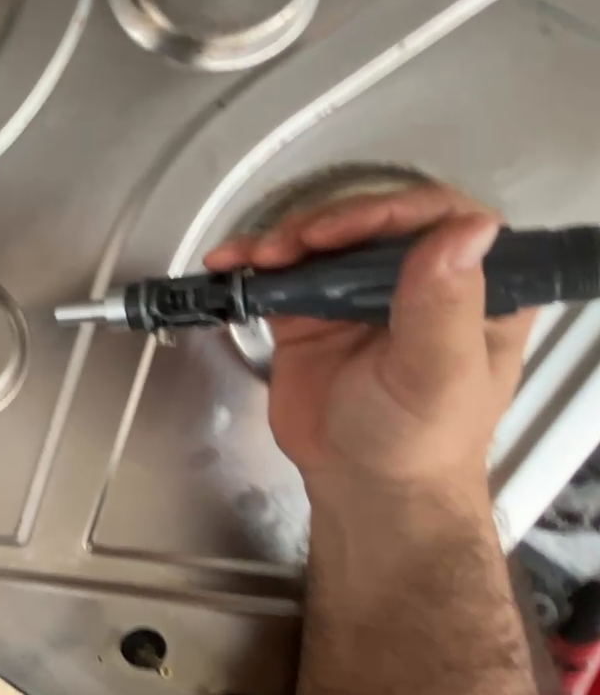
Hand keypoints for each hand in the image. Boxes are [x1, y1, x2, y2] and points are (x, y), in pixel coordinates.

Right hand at [203, 186, 533, 514]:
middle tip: (284, 248)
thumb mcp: (436, 372)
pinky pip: (277, 279)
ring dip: (277, 241)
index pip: (440, 223)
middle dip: (321, 226)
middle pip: (370, 226)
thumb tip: (465, 230)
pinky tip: (224, 265)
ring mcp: (354, 299)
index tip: (334, 233)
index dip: (387, 213)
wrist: (359, 481)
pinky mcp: (305, 316)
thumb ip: (443, 305)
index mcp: (471, 290)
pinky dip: (247, 268)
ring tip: (246, 257)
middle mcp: (413, 284)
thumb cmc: (415, 434)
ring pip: (318, 247)